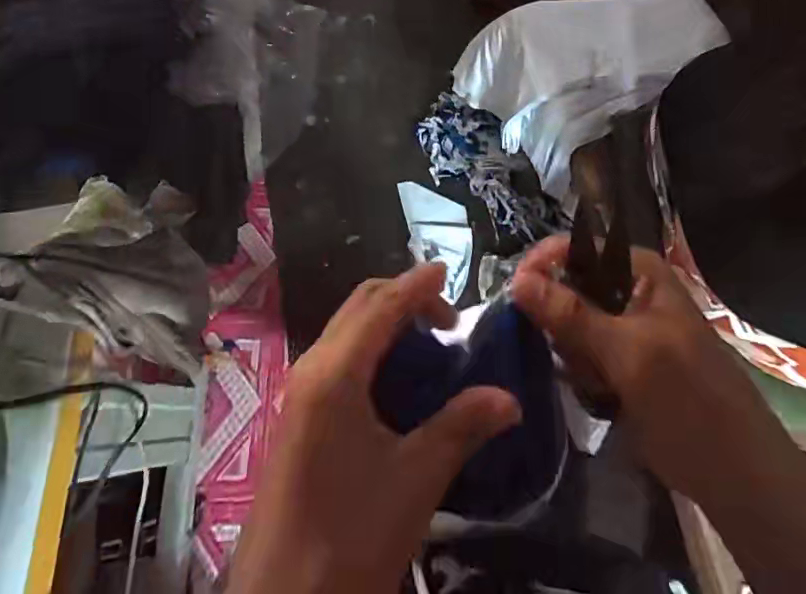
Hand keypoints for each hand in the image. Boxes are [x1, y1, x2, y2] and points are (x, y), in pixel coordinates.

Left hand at [227, 264, 520, 593]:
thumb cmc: (351, 535)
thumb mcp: (417, 477)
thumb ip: (463, 425)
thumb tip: (509, 397)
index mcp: (336, 373)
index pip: (381, 306)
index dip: (416, 284)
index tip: (447, 271)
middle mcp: (311, 370)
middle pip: (358, 307)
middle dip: (402, 298)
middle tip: (446, 317)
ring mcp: (297, 394)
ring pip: (344, 331)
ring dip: (384, 323)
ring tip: (428, 345)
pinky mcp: (295, 418)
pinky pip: (336, 359)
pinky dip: (369, 349)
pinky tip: (396, 382)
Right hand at [512, 238, 805, 593]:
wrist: (734, 473)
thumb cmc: (689, 399)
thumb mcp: (629, 352)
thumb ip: (573, 315)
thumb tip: (517, 279)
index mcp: (643, 272)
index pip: (581, 248)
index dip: (546, 263)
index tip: (514, 291)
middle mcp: (632, 293)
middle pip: (570, 287)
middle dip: (560, 320)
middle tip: (575, 356)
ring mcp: (626, 331)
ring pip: (571, 326)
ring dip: (572, 354)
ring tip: (597, 383)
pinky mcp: (621, 365)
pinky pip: (581, 356)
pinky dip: (580, 374)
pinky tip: (598, 396)